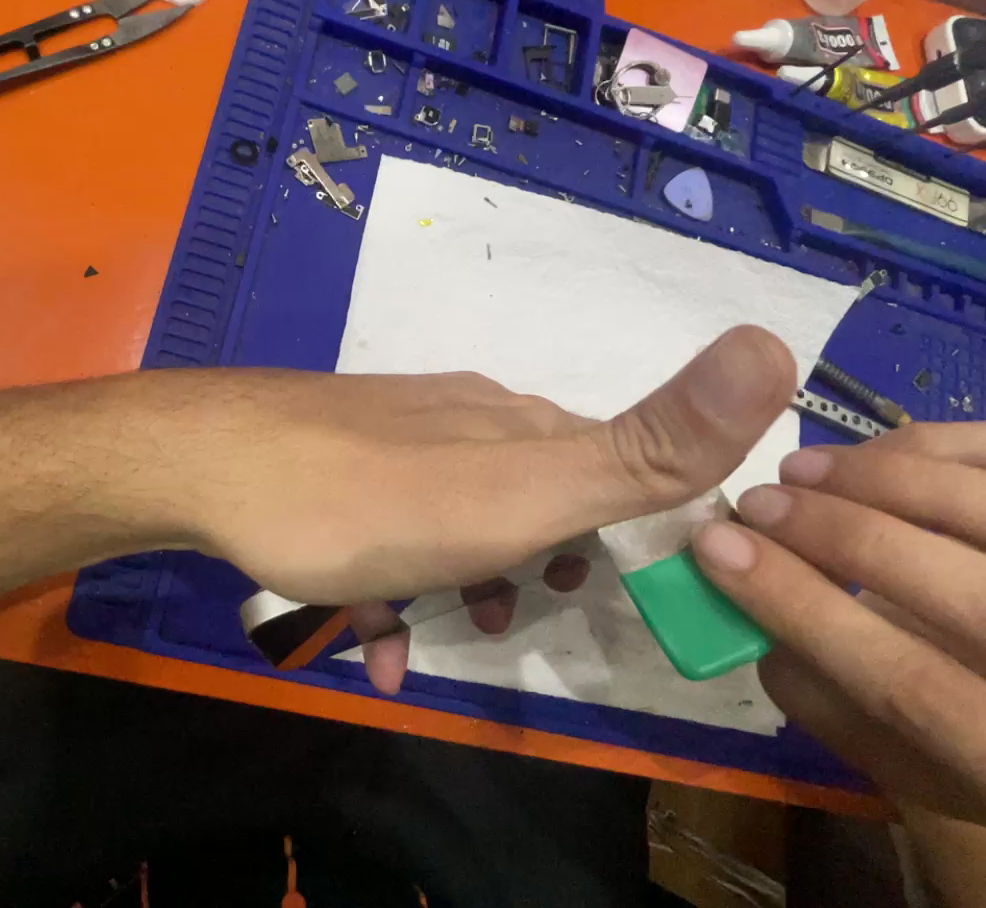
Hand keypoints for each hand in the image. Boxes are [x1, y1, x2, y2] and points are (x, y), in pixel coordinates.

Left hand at [115, 327, 795, 679]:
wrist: (211, 467)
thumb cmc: (376, 497)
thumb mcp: (524, 490)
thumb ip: (644, 447)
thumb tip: (774, 344)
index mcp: (513, 426)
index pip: (600, 465)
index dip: (614, 531)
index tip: (595, 592)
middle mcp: (456, 422)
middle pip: (521, 497)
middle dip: (527, 566)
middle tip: (510, 620)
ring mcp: (388, 442)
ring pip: (446, 523)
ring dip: (451, 588)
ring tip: (426, 638)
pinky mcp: (327, 471)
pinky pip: (378, 537)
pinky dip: (383, 592)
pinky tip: (362, 640)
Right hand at [691, 422, 985, 872]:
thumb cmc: (922, 743)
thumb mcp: (848, 728)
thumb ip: (795, 653)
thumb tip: (731, 555)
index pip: (936, 699)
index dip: (812, 614)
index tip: (716, 549)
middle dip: (860, 541)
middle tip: (760, 503)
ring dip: (902, 483)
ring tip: (803, 470)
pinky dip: (940, 446)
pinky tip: (865, 456)